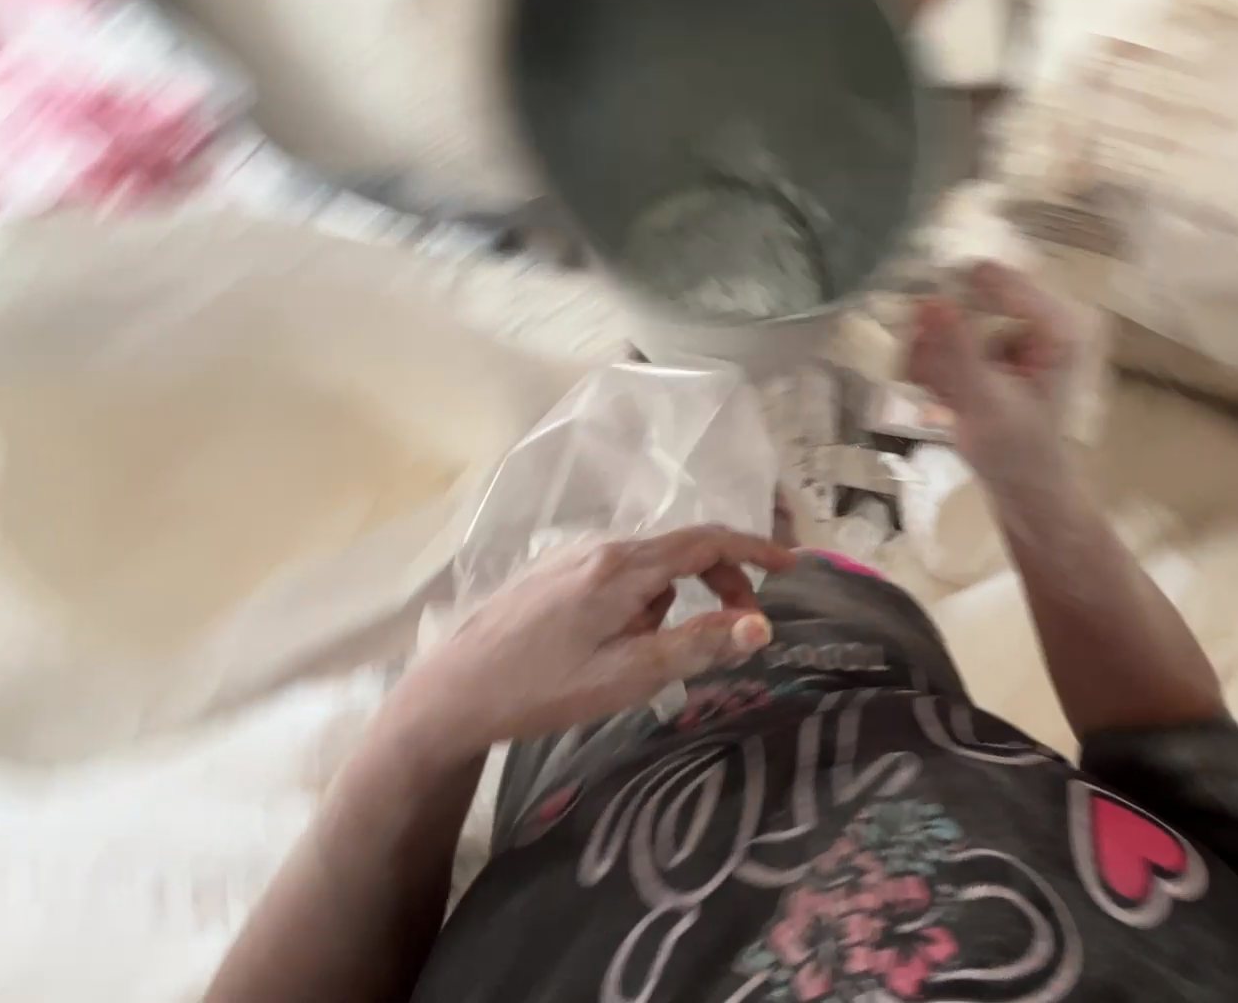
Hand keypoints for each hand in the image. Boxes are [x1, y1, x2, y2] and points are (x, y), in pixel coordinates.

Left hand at [393, 526, 795, 758]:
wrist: (446, 696)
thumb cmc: (541, 689)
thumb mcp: (629, 676)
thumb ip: (698, 645)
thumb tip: (762, 626)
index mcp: (624, 567)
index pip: (708, 541)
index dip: (755, 550)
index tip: (792, 566)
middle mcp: (601, 548)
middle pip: (683, 550)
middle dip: (720, 582)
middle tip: (736, 629)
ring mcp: (573, 558)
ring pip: (649, 569)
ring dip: (670, 603)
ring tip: (642, 657)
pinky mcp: (554, 573)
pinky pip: (619, 577)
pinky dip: (639, 602)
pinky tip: (609, 645)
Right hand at [907, 262, 1077, 495]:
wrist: (1021, 491)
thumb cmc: (1017, 452)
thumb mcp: (986, 401)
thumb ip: (957, 351)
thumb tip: (929, 300)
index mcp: (1052, 327)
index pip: (998, 280)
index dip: (956, 289)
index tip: (917, 311)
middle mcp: (1031, 325)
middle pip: (968, 300)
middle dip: (940, 339)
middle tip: (927, 370)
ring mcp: (1005, 341)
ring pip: (950, 324)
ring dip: (933, 360)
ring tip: (938, 396)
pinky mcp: (984, 359)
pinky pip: (945, 347)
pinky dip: (934, 373)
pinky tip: (940, 403)